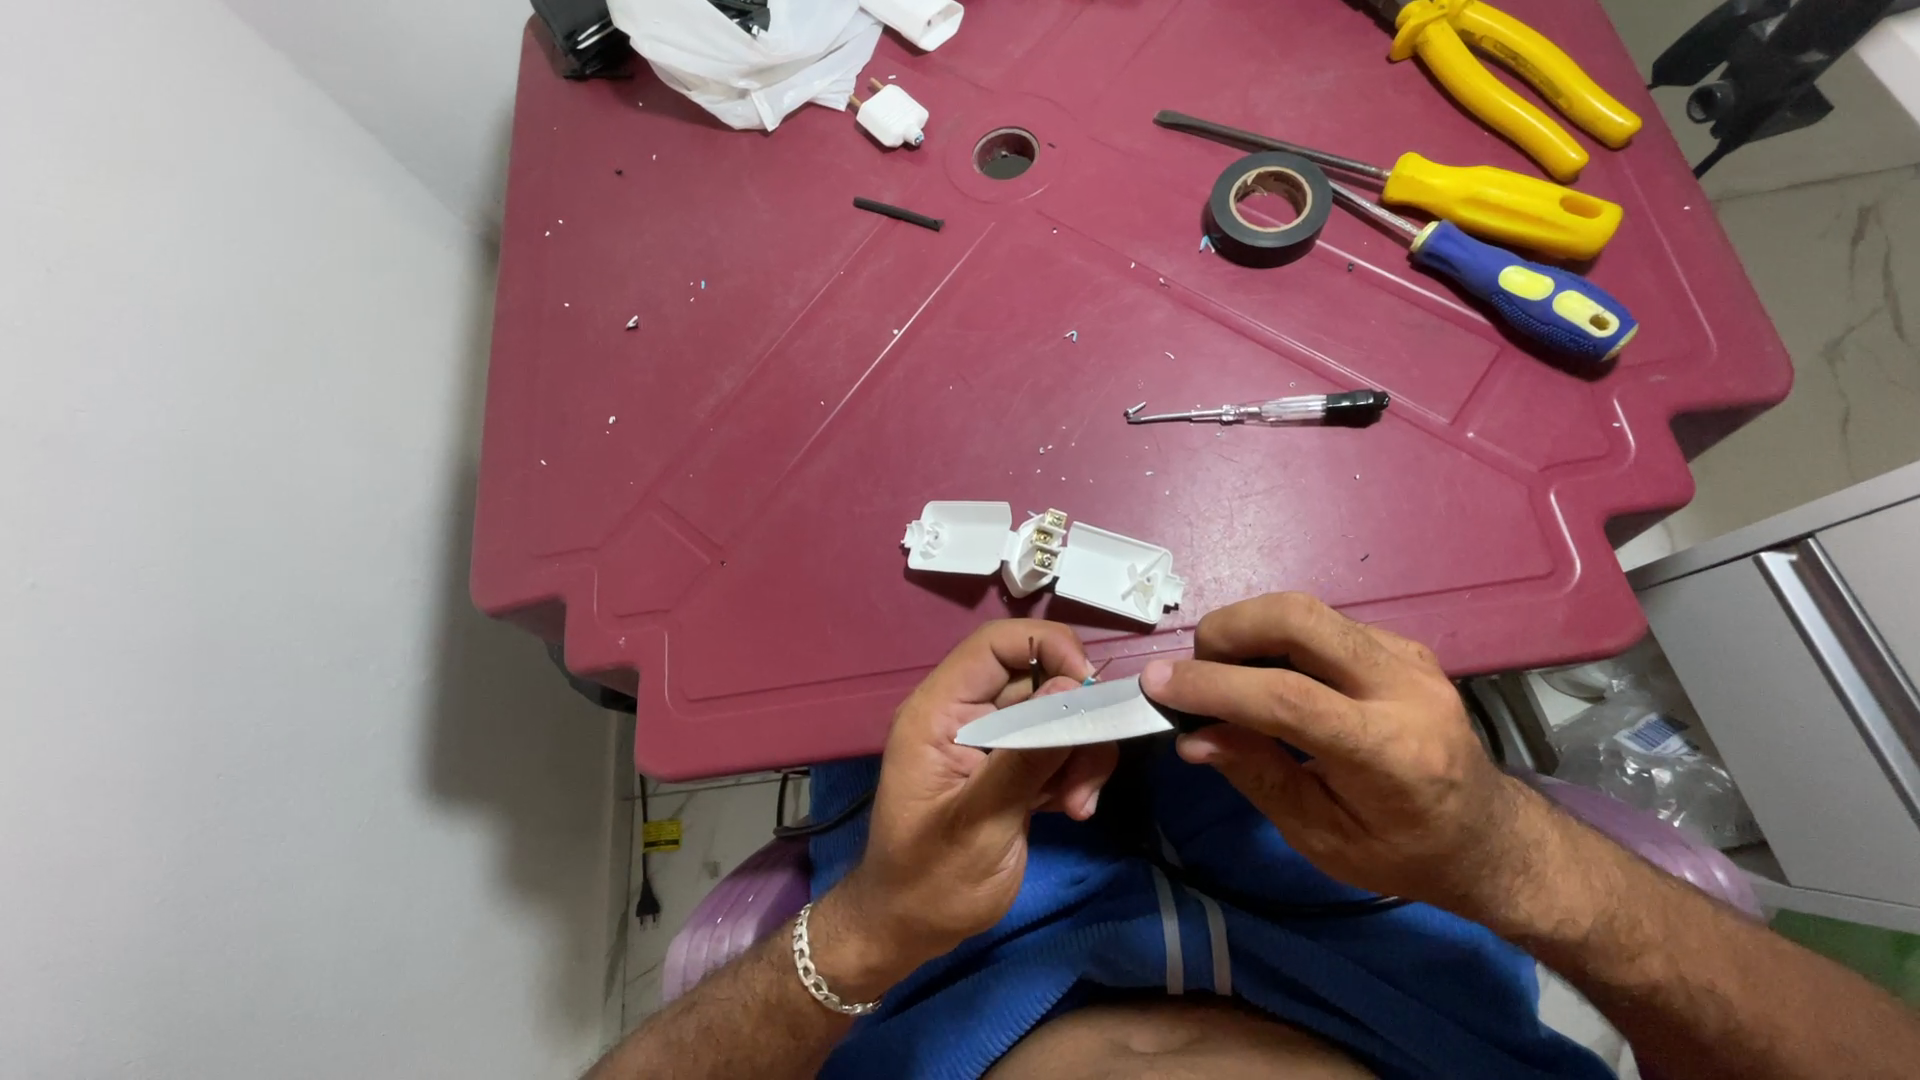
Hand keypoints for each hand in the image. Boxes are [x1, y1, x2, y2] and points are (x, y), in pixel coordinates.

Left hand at [835, 620, 1117, 970]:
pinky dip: (1076, 772)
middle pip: (1038, 678)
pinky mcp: (1011, 767)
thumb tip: (1073, 690)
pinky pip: (1058, 746)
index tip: (1090, 688)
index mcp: (939, 711)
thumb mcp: (979, 822)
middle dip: (1076, 717)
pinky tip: (1072, 811)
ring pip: (1056, 713)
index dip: (1048, 647)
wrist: (909, 928)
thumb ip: (1025, 756)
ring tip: (1079, 805)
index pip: (996, 644)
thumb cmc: (929, 881)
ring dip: (1082, 753)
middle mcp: (964, 715)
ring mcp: (989, 741)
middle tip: (1089, 770)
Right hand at [1141, 592, 1537, 914]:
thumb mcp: (1321, 838)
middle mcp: (1405, 689)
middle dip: (1229, 629)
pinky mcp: (1402, 645)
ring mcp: (1408, 658)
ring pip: (1308, 610)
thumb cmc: (1403, 854)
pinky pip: (1323, 623)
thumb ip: (1257, 777)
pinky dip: (1278, 639)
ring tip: (1226, 673)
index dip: (1213, 685)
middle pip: (1300, 618)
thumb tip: (1191, 737)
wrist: (1492, 839)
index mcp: (1389, 753)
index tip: (1156, 683)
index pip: (1288, 697)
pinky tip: (1271, 675)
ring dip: (1249, 630)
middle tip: (1196, 667)